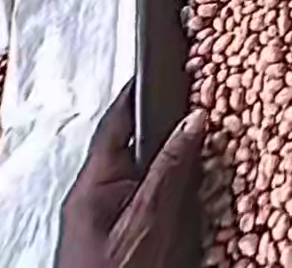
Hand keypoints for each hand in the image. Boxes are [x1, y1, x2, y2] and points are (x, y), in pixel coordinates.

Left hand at [57, 83, 204, 267]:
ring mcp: (102, 213)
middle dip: (160, 116)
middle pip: (129, 138)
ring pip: (139, 163)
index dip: (137, 89)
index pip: (115, 120)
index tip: (161, 61)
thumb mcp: (147, 224)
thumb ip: (170, 169)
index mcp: (93, 185)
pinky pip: (144, 186)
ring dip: (166, 146)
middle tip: (193, 90)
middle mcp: (93, 194)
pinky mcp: (115, 230)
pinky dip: (167, 172)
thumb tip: (194, 117)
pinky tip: (189, 173)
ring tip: (199, 126)